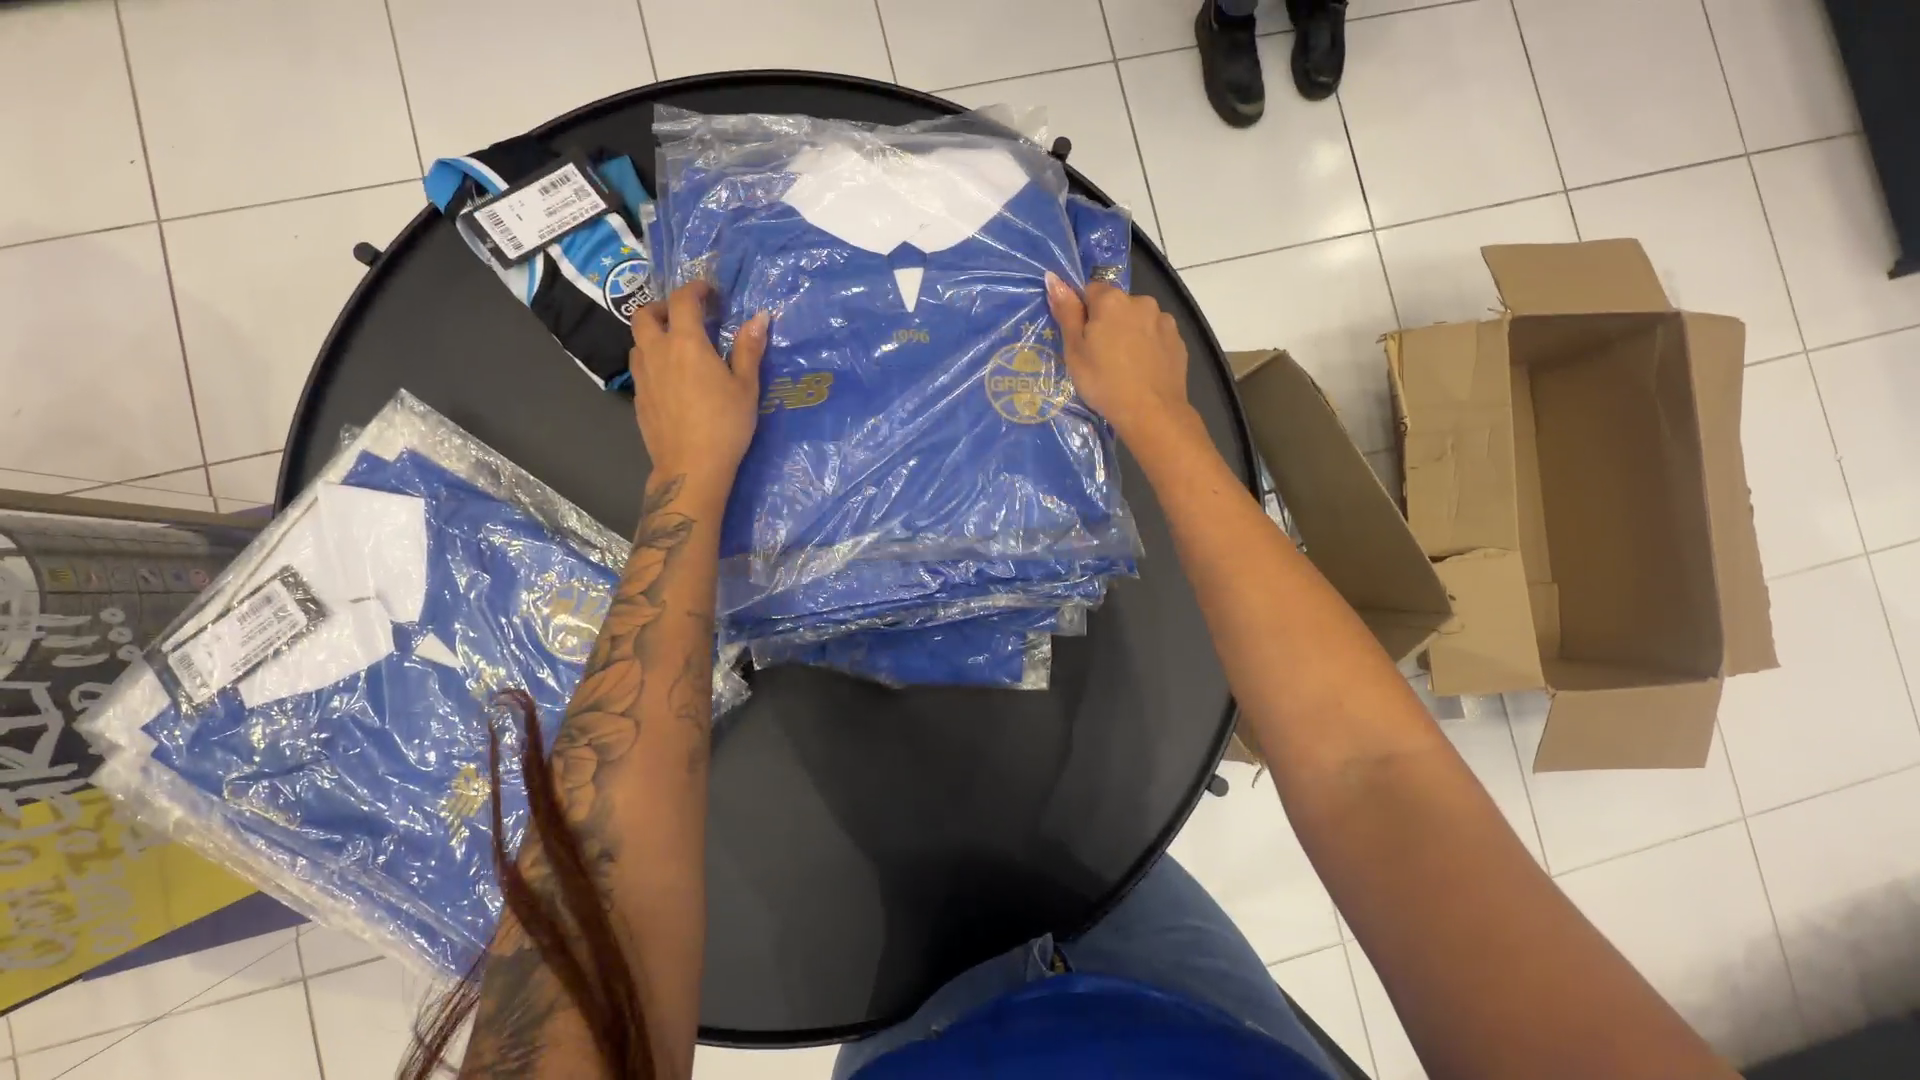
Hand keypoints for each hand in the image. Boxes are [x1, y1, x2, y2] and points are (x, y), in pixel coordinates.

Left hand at [629, 281, 768, 486]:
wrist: (691, 466)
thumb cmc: (726, 424)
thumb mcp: (746, 387)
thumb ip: (749, 349)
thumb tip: (759, 317)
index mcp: (686, 343)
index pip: (682, 301)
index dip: (695, 290)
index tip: (708, 292)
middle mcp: (658, 352)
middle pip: (645, 315)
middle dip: (662, 307)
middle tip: (684, 316)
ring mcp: (643, 376)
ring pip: (637, 341)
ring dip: (653, 335)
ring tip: (676, 347)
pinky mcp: (638, 398)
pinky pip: (640, 367)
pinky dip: (652, 361)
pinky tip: (671, 379)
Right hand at [1045, 274, 1198, 445]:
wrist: (1152, 412)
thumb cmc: (1104, 382)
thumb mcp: (1075, 350)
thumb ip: (1066, 311)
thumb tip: (1053, 277)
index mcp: (1111, 300)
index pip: (1089, 291)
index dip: (1082, 314)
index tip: (1081, 339)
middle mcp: (1141, 301)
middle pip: (1116, 305)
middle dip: (1108, 322)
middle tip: (1100, 356)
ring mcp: (1163, 320)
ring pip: (1138, 320)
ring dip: (1130, 333)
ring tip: (1124, 366)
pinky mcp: (1178, 340)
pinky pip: (1156, 336)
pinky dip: (1148, 346)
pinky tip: (1142, 370)